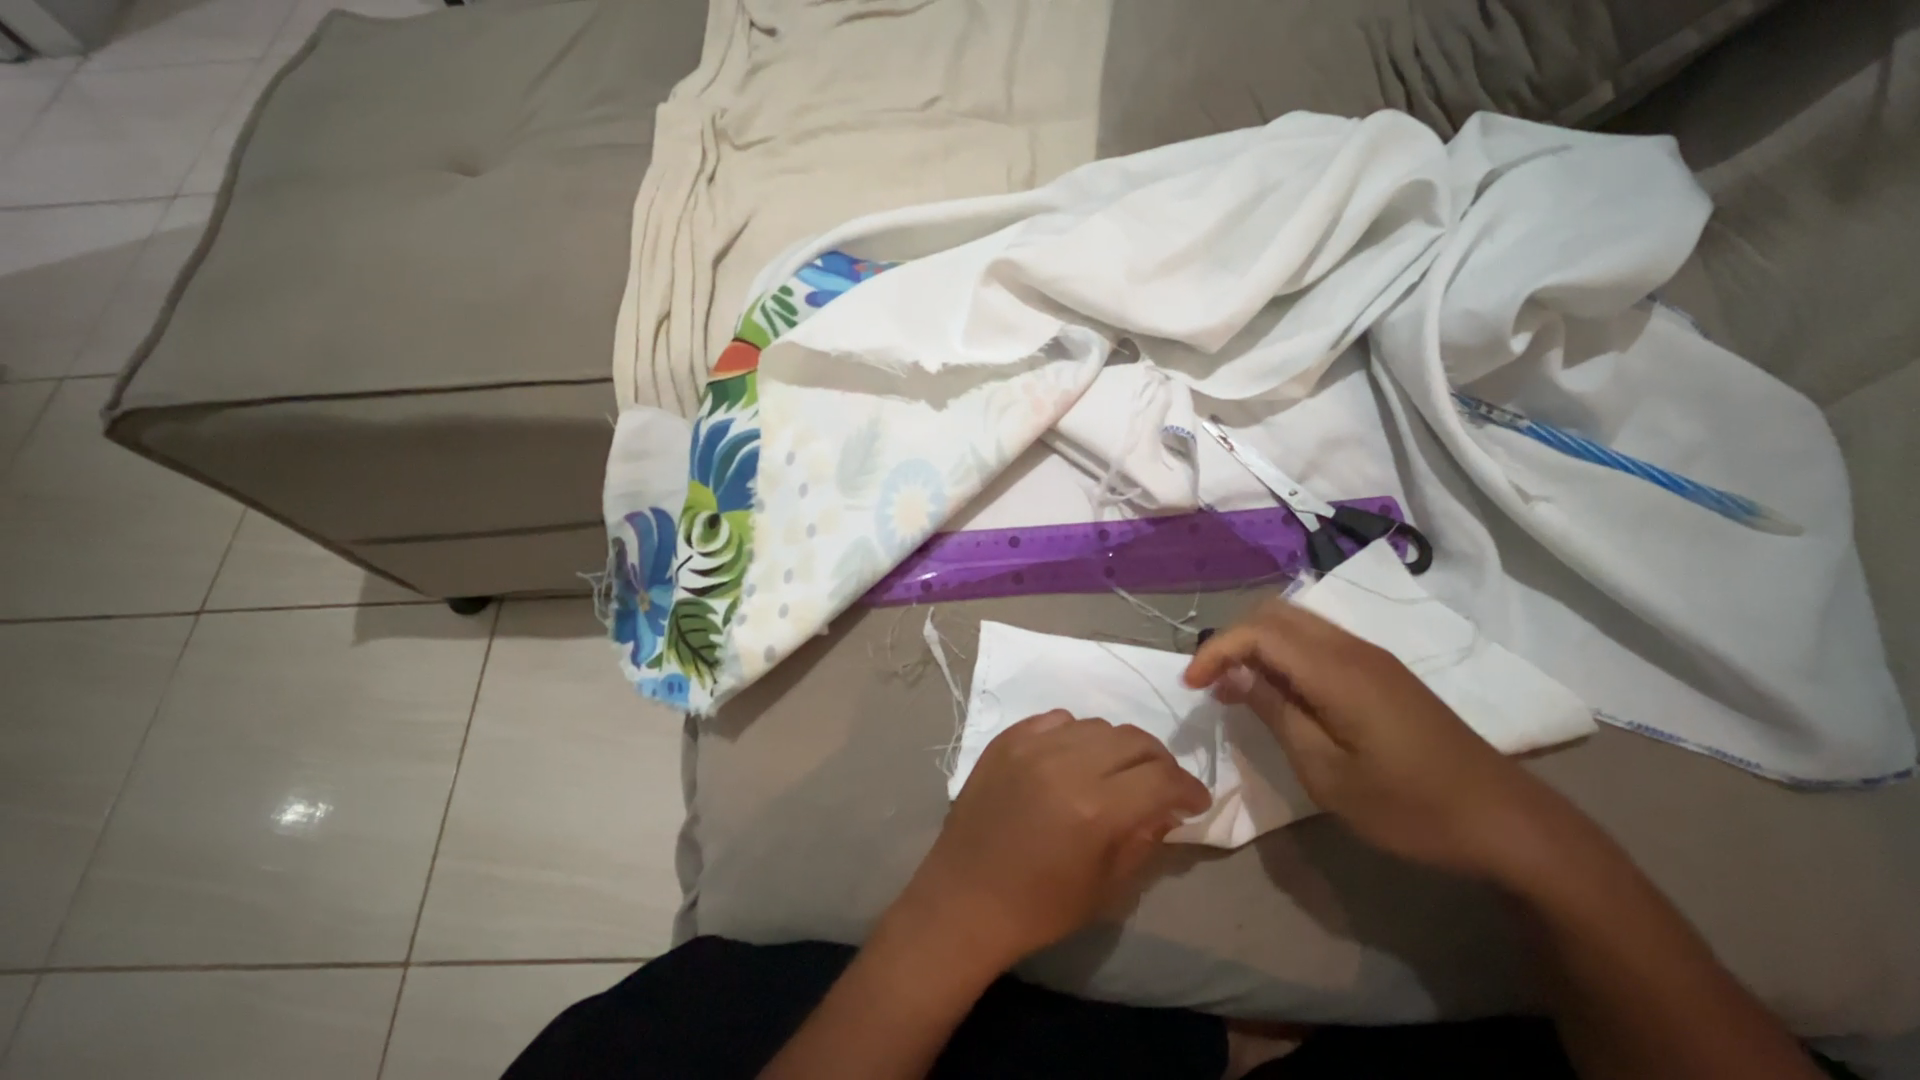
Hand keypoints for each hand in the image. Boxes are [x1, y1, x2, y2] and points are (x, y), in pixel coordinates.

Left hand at [892, 711, 1211, 969]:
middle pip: (1133, 740)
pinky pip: (1054, 720)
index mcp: (1096, 809)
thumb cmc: (1039, 907)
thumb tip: (1168, 807)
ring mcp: (1031, 748)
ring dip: (1118, 747)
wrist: (964, 900)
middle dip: (1159, 762)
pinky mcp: (1005, 742)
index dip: (1189, 788)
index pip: (1162, 778)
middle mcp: (1066, 765)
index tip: (1195, 802)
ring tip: (1117, 771)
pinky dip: (1075, 734)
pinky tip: (1074, 758)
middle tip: (1161, 785)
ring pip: (1096, 725)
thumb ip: (1144, 838)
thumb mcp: (1106, 887)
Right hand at [1183, 597, 1587, 884]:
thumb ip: (1276, 713)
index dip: (1215, 651)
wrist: (1502, 820)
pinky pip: (1320, 642)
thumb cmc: (1408, 806)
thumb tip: (1234, 675)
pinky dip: (1287, 654)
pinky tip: (1283, 695)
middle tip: (1213, 687)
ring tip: (1240, 691)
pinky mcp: (1385, 673)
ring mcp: (1374, 658)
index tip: (1191, 689)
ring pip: (1299, 622)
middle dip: (1234, 640)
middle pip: (1277, 612)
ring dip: (1260, 645)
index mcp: (1338, 671)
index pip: (1259, 631)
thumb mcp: (1326, 773)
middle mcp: (1355, 648)